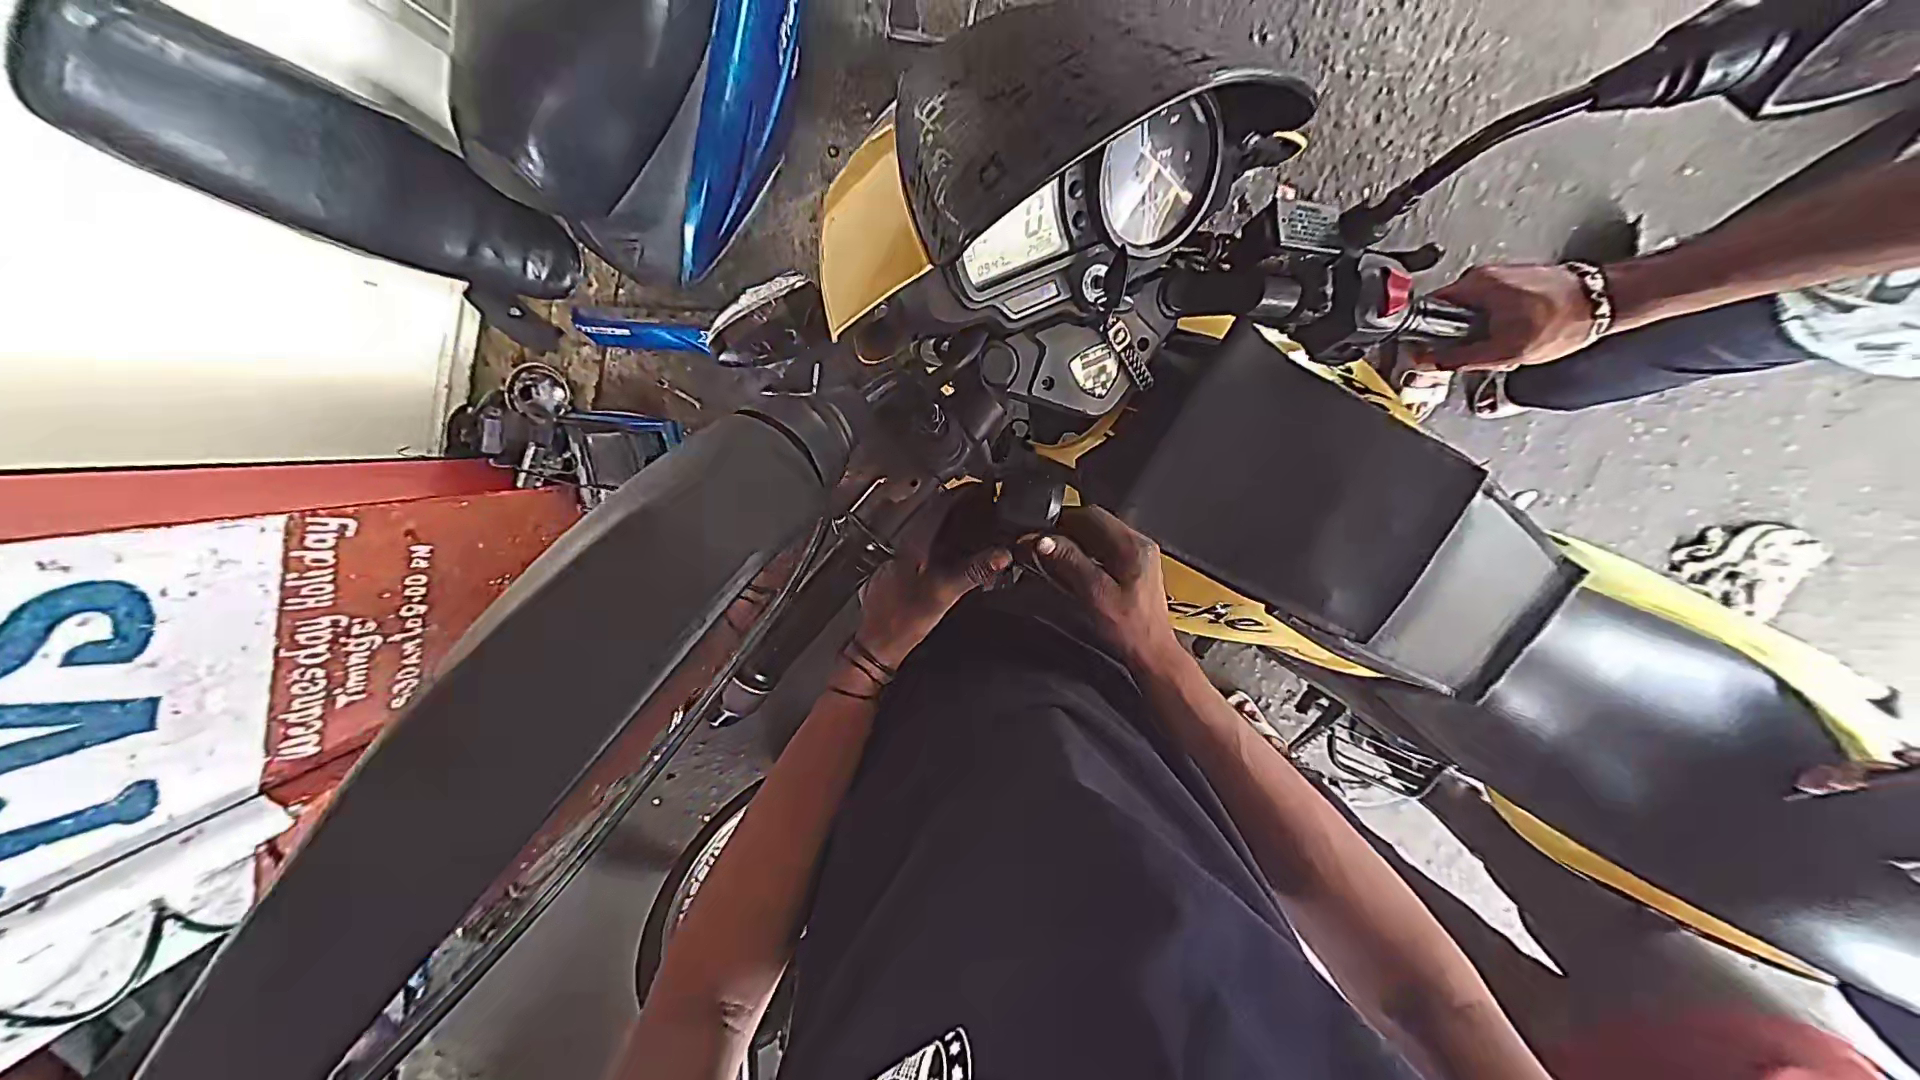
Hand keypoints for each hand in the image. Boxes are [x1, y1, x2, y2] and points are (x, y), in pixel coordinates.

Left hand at [856, 491, 1010, 668]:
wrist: (877, 644)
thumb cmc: (902, 621)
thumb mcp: (945, 593)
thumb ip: (975, 571)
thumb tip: (1001, 555)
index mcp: (914, 542)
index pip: (942, 503)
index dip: (967, 493)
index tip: (986, 490)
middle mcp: (906, 544)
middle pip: (938, 514)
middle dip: (966, 508)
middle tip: (989, 507)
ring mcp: (903, 556)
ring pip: (932, 530)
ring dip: (956, 525)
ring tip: (979, 526)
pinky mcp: (902, 569)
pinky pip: (928, 546)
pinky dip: (946, 544)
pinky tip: (957, 554)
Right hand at [1022, 505, 1181, 668]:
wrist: (1151, 652)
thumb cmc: (1132, 629)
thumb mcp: (1095, 594)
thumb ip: (1070, 563)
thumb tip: (1045, 541)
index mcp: (1134, 546)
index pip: (1092, 514)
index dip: (1062, 519)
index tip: (1042, 531)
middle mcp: (1139, 545)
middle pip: (1095, 522)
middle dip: (1066, 530)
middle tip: (1044, 544)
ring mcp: (1137, 556)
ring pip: (1098, 535)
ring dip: (1074, 542)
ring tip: (1055, 556)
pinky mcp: (1132, 567)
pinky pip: (1103, 549)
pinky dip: (1085, 554)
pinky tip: (1073, 568)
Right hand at [1410, 264, 1597, 372]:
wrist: (1608, 302)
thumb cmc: (1564, 321)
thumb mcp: (1502, 353)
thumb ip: (1457, 359)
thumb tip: (1424, 362)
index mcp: (1474, 284)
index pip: (1426, 310)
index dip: (1423, 335)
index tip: (1429, 351)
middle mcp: (1483, 274)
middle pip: (1444, 312)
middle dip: (1451, 335)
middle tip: (1469, 352)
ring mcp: (1499, 275)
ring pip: (1464, 311)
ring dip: (1471, 331)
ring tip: (1494, 342)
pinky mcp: (1512, 280)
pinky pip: (1483, 305)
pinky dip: (1488, 322)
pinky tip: (1507, 333)